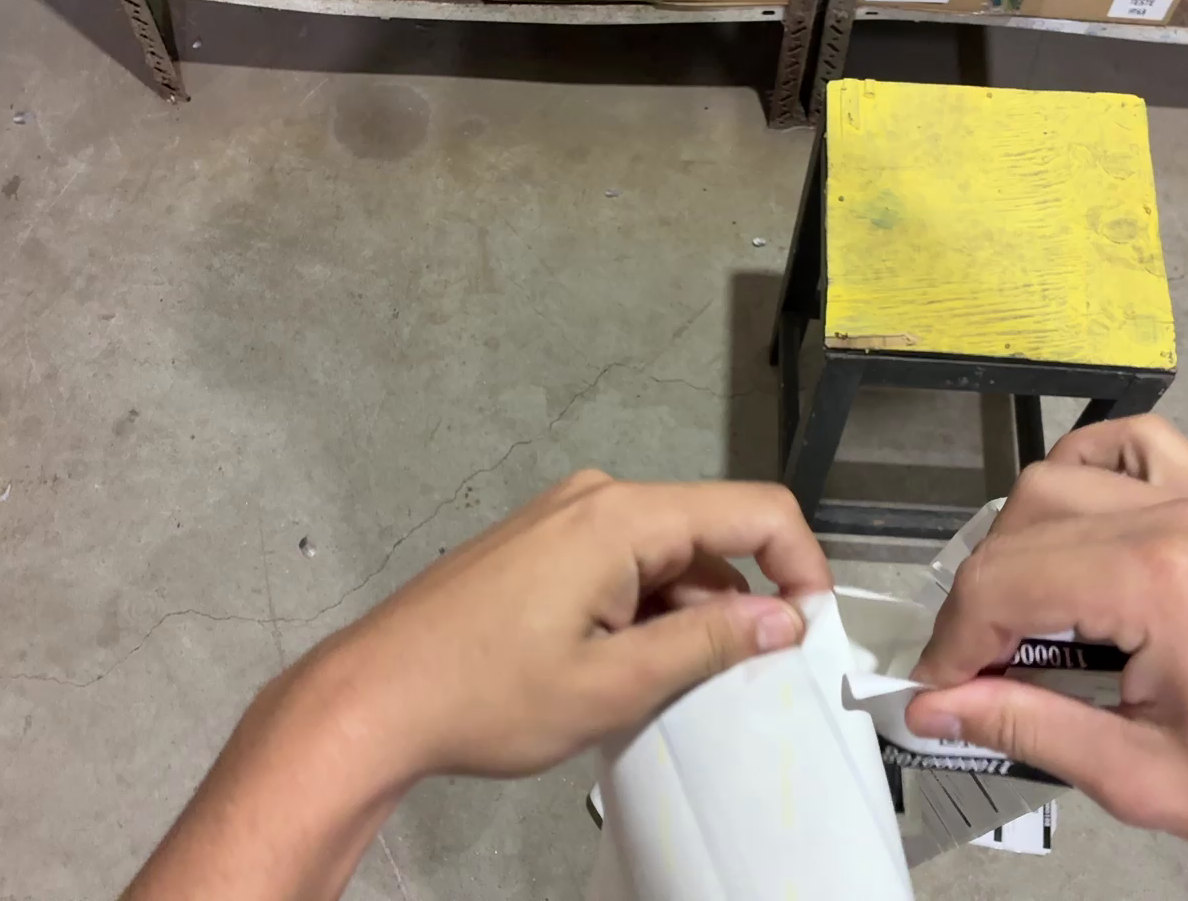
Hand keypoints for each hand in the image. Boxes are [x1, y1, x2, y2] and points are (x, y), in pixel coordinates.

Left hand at [312, 470, 832, 777]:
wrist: (375, 693)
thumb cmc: (491, 693)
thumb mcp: (612, 685)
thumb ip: (707, 643)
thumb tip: (787, 618)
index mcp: (622, 516)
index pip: (753, 509)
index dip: (801, 563)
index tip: (811, 632)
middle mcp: (600, 495)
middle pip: (708, 530)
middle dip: (740, 597)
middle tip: (742, 678)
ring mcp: (568, 512)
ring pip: (667, 549)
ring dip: (689, 607)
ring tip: (670, 681)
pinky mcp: (546, 536)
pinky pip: (626, 557)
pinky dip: (648, 602)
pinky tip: (625, 657)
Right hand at [905, 416, 1187, 899]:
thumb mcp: (1142, 780)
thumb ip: (1023, 727)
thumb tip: (931, 709)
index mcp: (1157, 582)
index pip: (1001, 587)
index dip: (952, 642)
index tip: (938, 690)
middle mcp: (1171, 519)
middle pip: (1016, 533)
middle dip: (978, 604)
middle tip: (980, 667)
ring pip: (1052, 483)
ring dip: (1015, 544)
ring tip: (1025, 611)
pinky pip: (1129, 446)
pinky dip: (1083, 466)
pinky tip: (1076, 514)